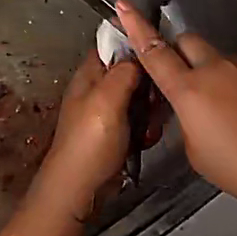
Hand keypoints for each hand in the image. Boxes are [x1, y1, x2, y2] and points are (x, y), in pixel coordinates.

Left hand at [28, 54, 140, 220]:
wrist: (79, 191)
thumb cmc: (89, 144)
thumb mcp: (106, 100)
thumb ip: (123, 72)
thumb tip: (137, 53)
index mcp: (89, 75)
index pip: (112, 44)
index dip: (134, 43)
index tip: (157, 52)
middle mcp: (97, 90)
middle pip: (132, 72)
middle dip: (149, 84)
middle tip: (156, 99)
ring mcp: (107, 113)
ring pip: (139, 98)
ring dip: (150, 109)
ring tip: (152, 124)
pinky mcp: (117, 133)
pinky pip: (139, 120)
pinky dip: (147, 128)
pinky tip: (148, 138)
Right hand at [114, 0, 236, 198]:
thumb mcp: (196, 151)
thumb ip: (185, 120)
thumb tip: (190, 109)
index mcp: (189, 90)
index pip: (154, 51)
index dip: (136, 26)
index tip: (125, 7)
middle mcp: (215, 69)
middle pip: (187, 41)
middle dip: (179, 53)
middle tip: (181, 78)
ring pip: (216, 57)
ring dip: (211, 72)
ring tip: (224, 110)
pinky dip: (236, 83)